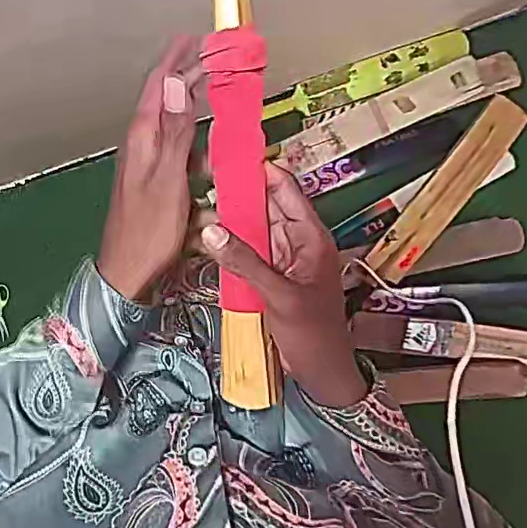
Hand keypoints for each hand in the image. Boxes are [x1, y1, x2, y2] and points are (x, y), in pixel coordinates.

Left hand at [97, 36, 204, 300]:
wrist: (127, 271)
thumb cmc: (149, 229)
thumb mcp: (168, 178)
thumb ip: (176, 132)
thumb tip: (178, 84)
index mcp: (143, 138)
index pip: (159, 87)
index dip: (175, 60)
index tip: (194, 38)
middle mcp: (142, 145)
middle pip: (167, 102)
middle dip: (188, 78)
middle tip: (212, 58)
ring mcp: (147, 163)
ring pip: (175, 128)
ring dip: (193, 113)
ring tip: (213, 99)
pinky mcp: (155, 181)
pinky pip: (179, 153)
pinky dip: (194, 146)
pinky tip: (206, 152)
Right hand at [200, 162, 368, 407]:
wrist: (322, 370)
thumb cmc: (313, 333)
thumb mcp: (278, 295)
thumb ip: (245, 261)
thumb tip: (212, 229)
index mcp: (310, 237)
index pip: (286, 190)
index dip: (262, 171)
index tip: (234, 156)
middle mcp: (298, 241)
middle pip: (267, 206)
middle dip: (240, 194)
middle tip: (208, 180)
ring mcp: (284, 258)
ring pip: (256, 229)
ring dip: (234, 221)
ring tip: (204, 205)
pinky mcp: (272, 275)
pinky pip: (251, 251)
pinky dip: (234, 245)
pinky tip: (213, 240)